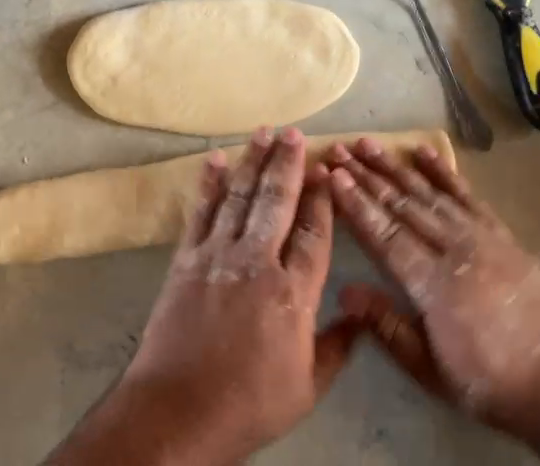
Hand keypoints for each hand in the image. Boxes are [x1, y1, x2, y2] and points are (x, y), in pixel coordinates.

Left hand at [48, 128, 360, 465]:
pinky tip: (216, 160)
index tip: (327, 170)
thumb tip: (360, 314)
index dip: (321, 199)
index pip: (313, 234)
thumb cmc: (250, 402)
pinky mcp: (186, 259)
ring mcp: (218, 256)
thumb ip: (338, 345)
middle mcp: (257, 263)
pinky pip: (201, 212)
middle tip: (295, 133)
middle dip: (287, 164)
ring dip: (252, 162)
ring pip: (240, 198)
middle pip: (277, 202)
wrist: (179, 408)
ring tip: (263, 132)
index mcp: (293, 294)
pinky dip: (209, 184)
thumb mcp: (309, 385)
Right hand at [325, 139, 539, 447]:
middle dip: (367, 176)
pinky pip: (468, 196)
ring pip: (430, 194)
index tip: (332, 176)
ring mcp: (483, 239)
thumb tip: (343, 291)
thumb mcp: (433, 372)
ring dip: (395, 167)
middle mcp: (457, 252)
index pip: (385, 235)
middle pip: (403, 206)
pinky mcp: (504, 236)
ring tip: (367, 143)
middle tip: (338, 150)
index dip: (356, 204)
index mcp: (435, 286)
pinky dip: (444, 172)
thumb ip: (388, 328)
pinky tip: (423, 152)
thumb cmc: (493, 385)